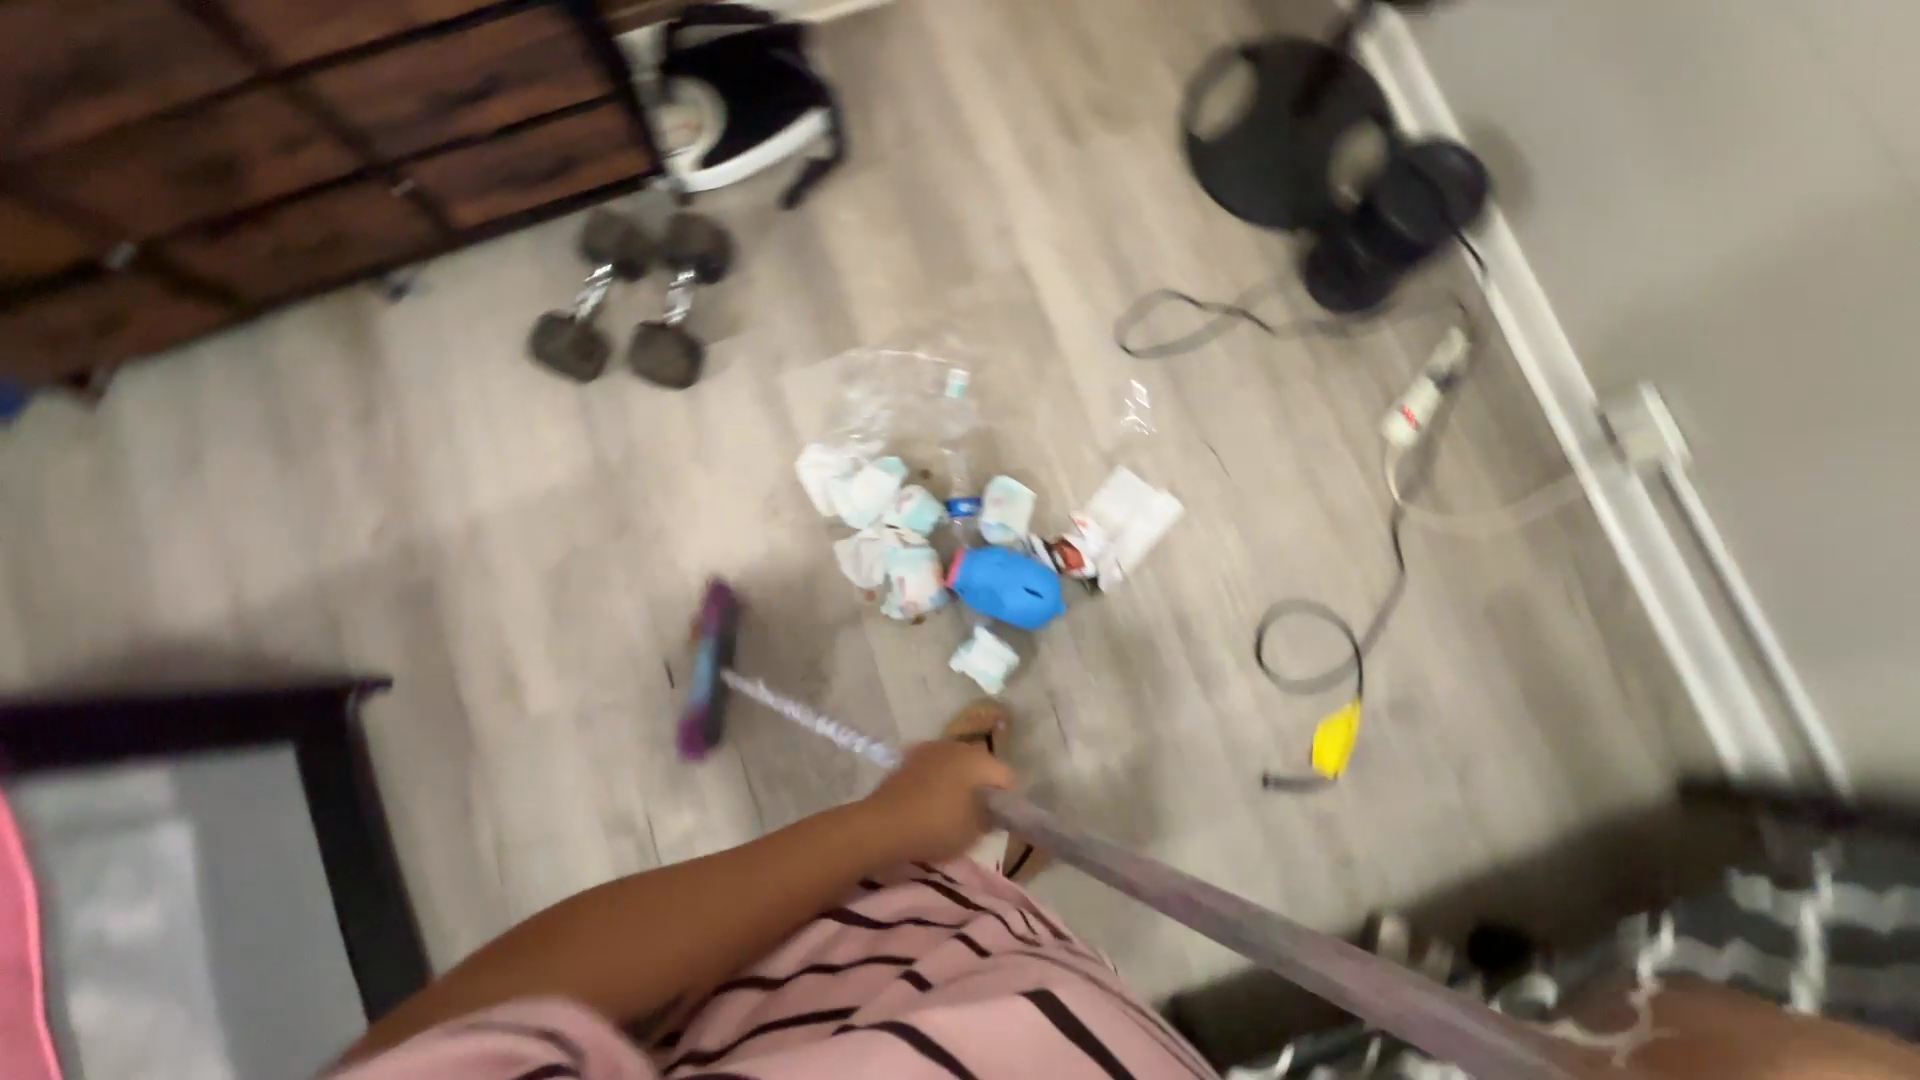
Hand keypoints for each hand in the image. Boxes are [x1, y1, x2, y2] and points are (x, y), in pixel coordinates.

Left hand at [858, 740, 1014, 864]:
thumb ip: (990, 818)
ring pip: (957, 765)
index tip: (997, 822)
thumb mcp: (973, 832)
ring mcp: (931, 749)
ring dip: (959, 783)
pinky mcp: (909, 758)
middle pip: (982, 766)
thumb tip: (991, 810)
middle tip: (976, 817)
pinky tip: (930, 803)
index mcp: (978, 759)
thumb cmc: (936, 827)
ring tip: (951, 810)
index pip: (1007, 778)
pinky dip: (938, 782)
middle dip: (983, 788)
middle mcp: (957, 746)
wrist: (882, 825)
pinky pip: (935, 768)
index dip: (1007, 802)